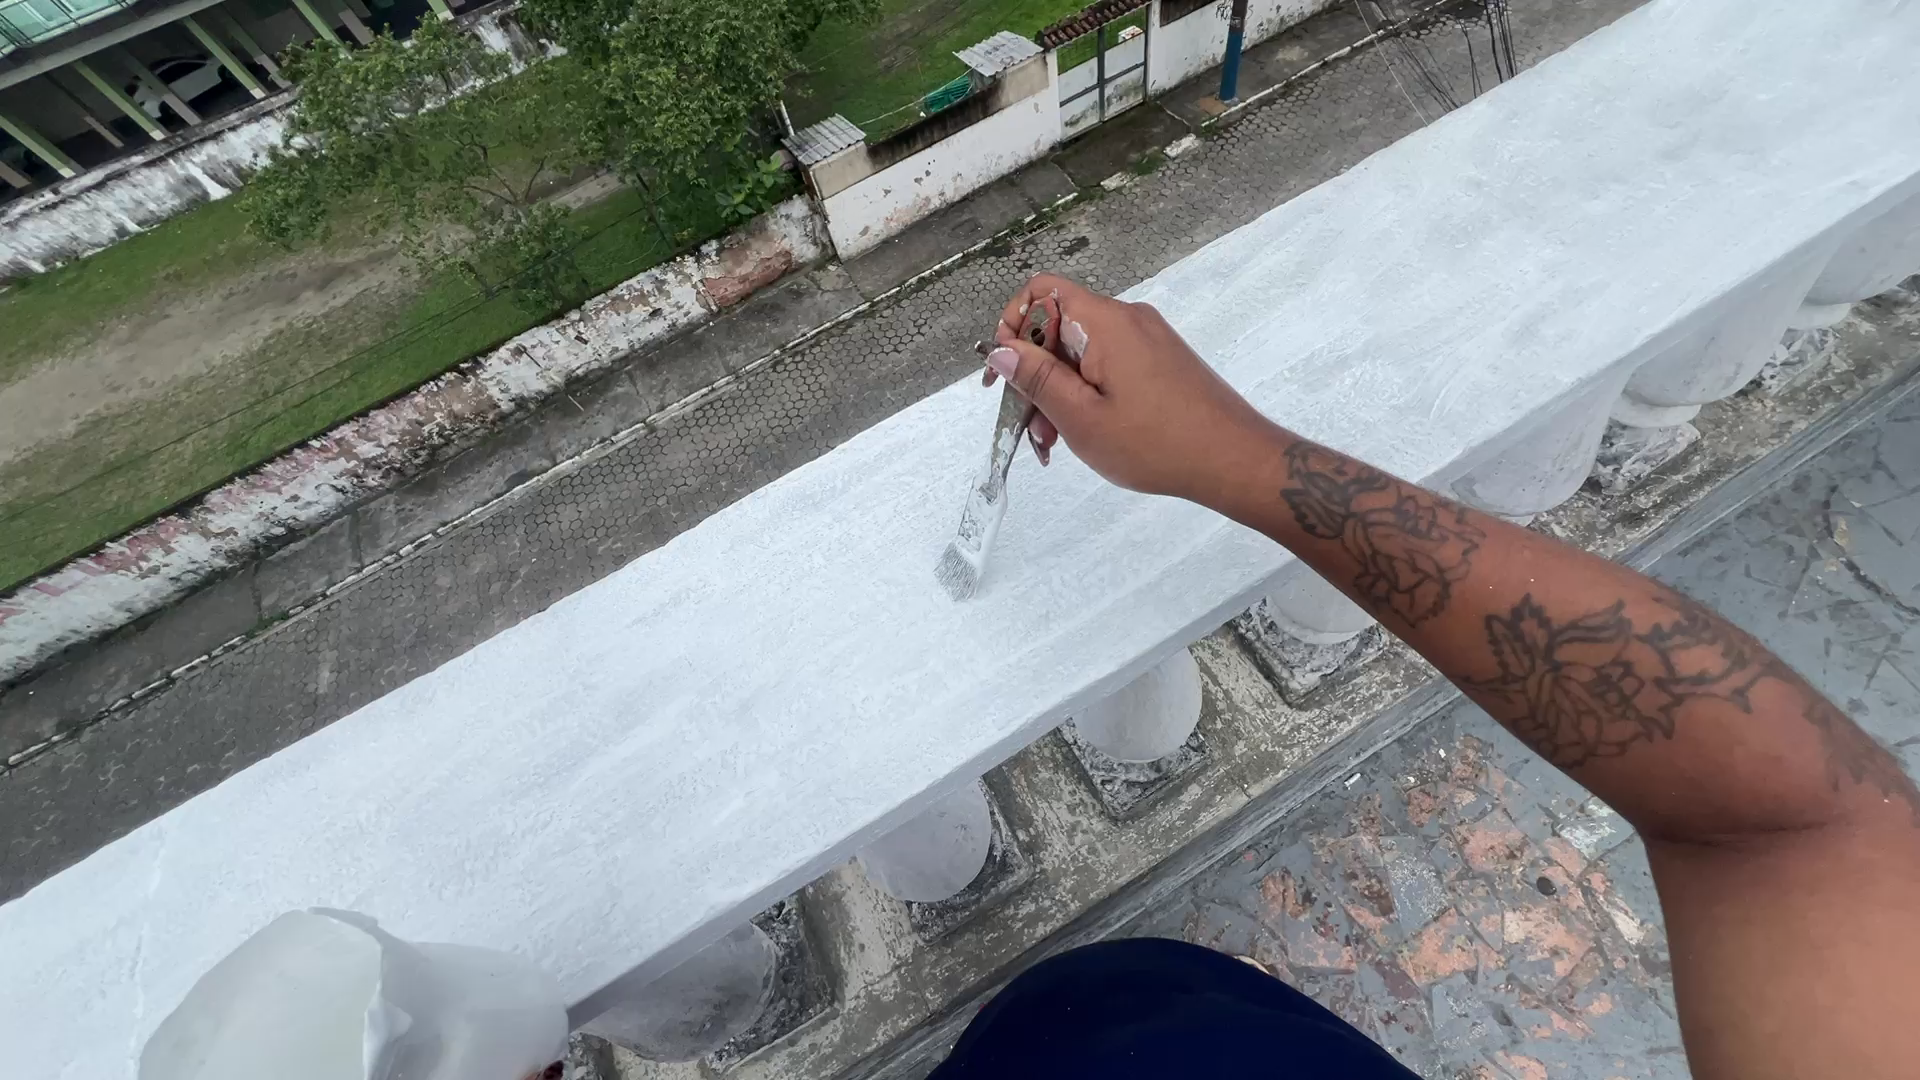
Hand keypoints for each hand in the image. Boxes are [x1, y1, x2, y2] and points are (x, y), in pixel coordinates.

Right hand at [981, 274, 1279, 509]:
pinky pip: (1107, 365)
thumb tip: (998, 349)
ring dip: (1059, 393)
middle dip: (1035, 375)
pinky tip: (1085, 433)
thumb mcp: (1081, 418)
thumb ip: (1037, 379)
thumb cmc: (1154, 444)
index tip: (1004, 376)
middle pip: (1060, 327)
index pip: (1042, 292)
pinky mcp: (1159, 360)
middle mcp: (1126, 318)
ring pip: (1082, 352)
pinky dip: (1087, 394)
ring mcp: (1146, 339)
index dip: (1012, 327)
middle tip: (1033, 430)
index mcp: (1105, 322)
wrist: (1233, 459)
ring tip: (1056, 443)